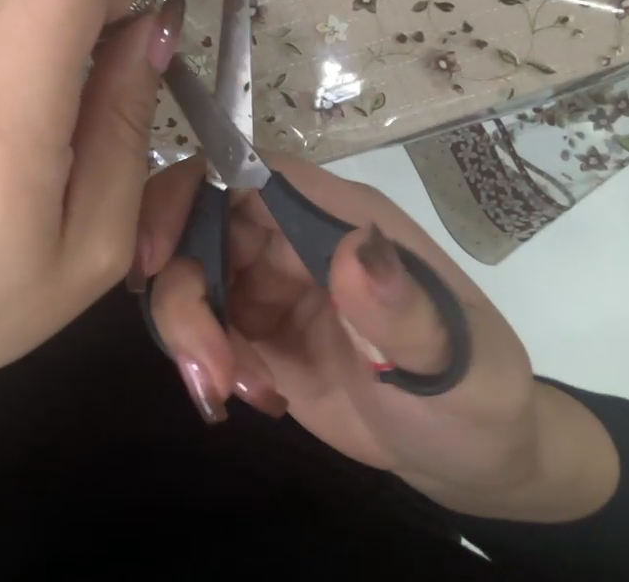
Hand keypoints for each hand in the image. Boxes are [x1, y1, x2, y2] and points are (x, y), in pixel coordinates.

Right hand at [141, 153, 620, 521]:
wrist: (464, 459)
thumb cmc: (473, 402)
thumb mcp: (454, 367)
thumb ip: (404, 311)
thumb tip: (361, 247)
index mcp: (330, 216)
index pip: (238, 169)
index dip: (185, 194)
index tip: (155, 256)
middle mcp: (284, 235)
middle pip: (191, 224)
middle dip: (178, 291)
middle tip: (202, 361)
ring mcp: (258, 278)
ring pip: (180, 275)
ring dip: (188, 332)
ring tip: (235, 391)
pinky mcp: (242, 322)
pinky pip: (191, 321)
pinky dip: (201, 359)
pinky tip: (251, 396)